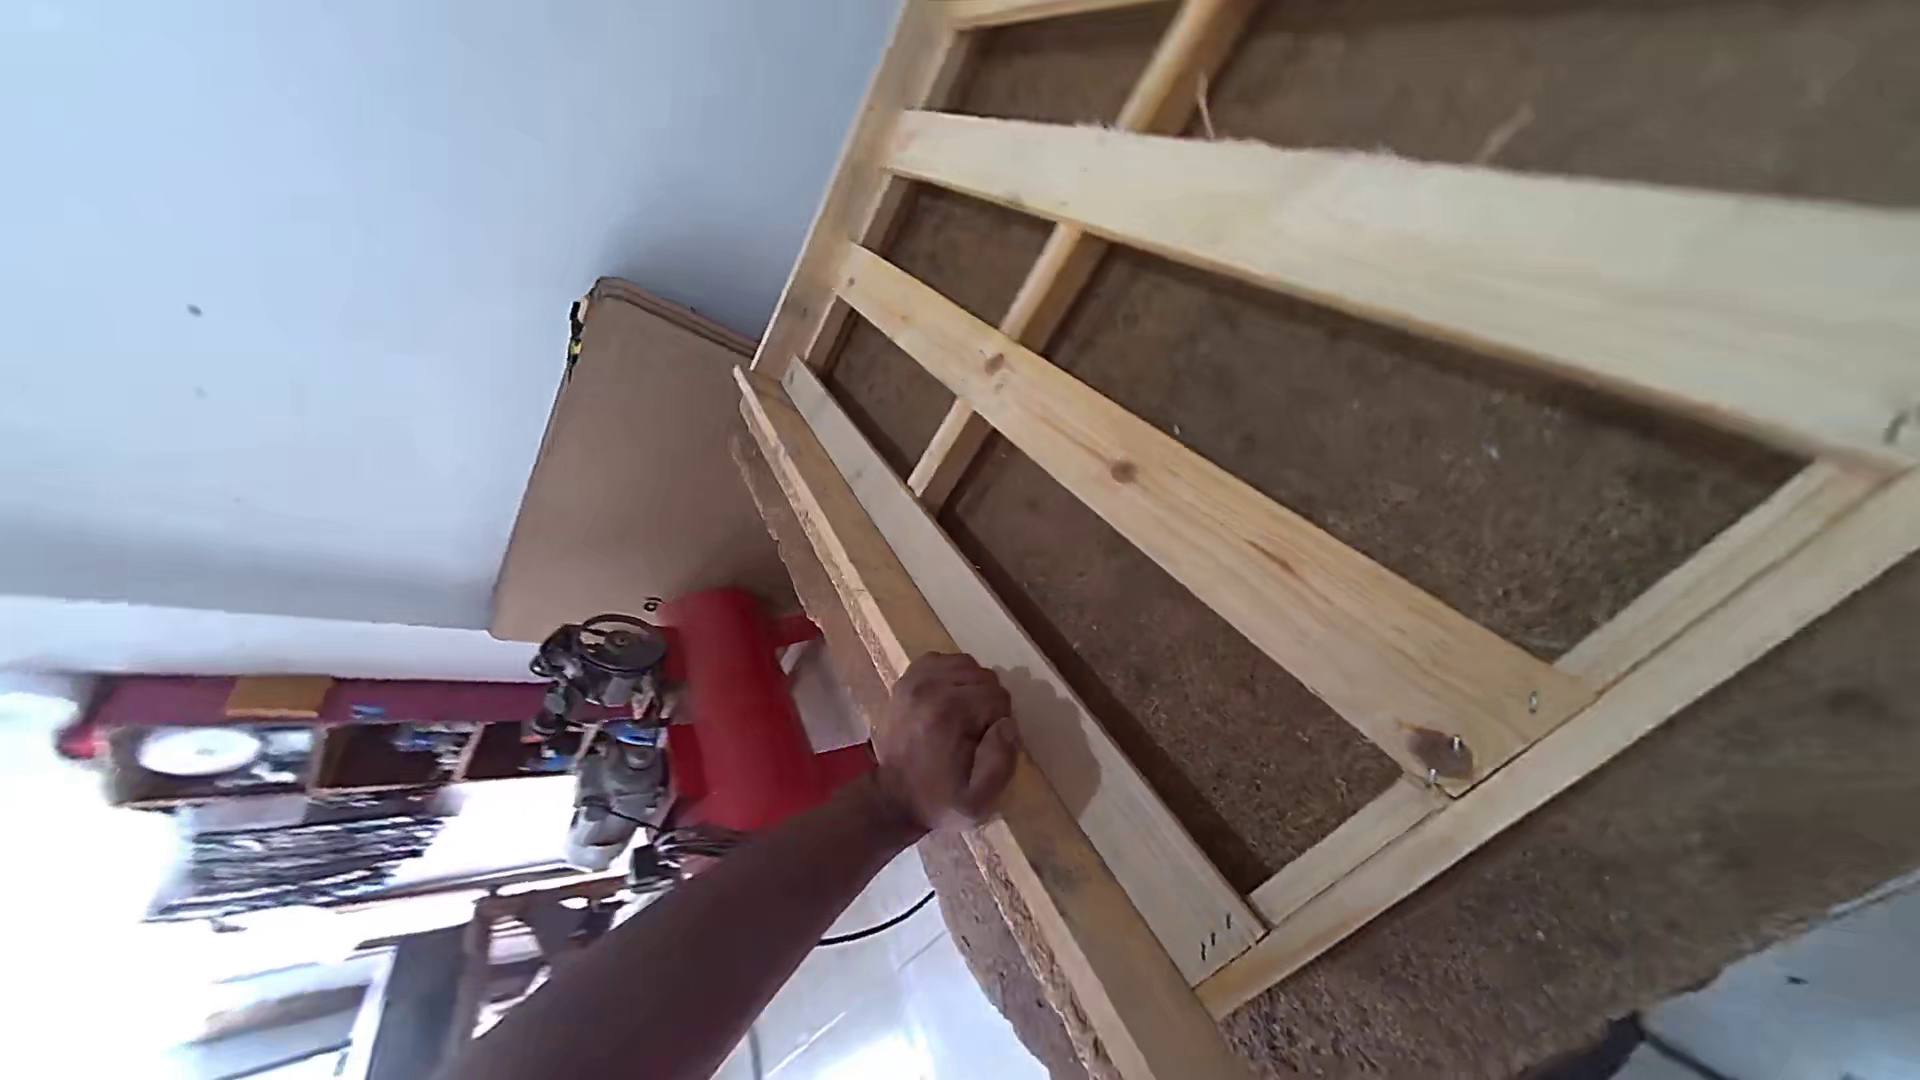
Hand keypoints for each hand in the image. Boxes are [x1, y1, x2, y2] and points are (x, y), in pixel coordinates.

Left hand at [871, 652, 1019, 834]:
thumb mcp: (979, 800)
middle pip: (984, 676)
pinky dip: (953, 675)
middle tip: (975, 731)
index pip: (999, 697)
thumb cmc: (939, 800)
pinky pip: (944, 660)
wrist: (893, 797)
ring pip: (967, 664)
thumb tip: (1007, 723)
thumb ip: (1001, 763)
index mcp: (948, 711)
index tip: (984, 743)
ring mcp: (914, 678)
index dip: (999, 721)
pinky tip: (950, 699)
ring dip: (972, 687)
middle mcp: (929, 686)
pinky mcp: (907, 677)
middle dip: (987, 702)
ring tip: (963, 715)